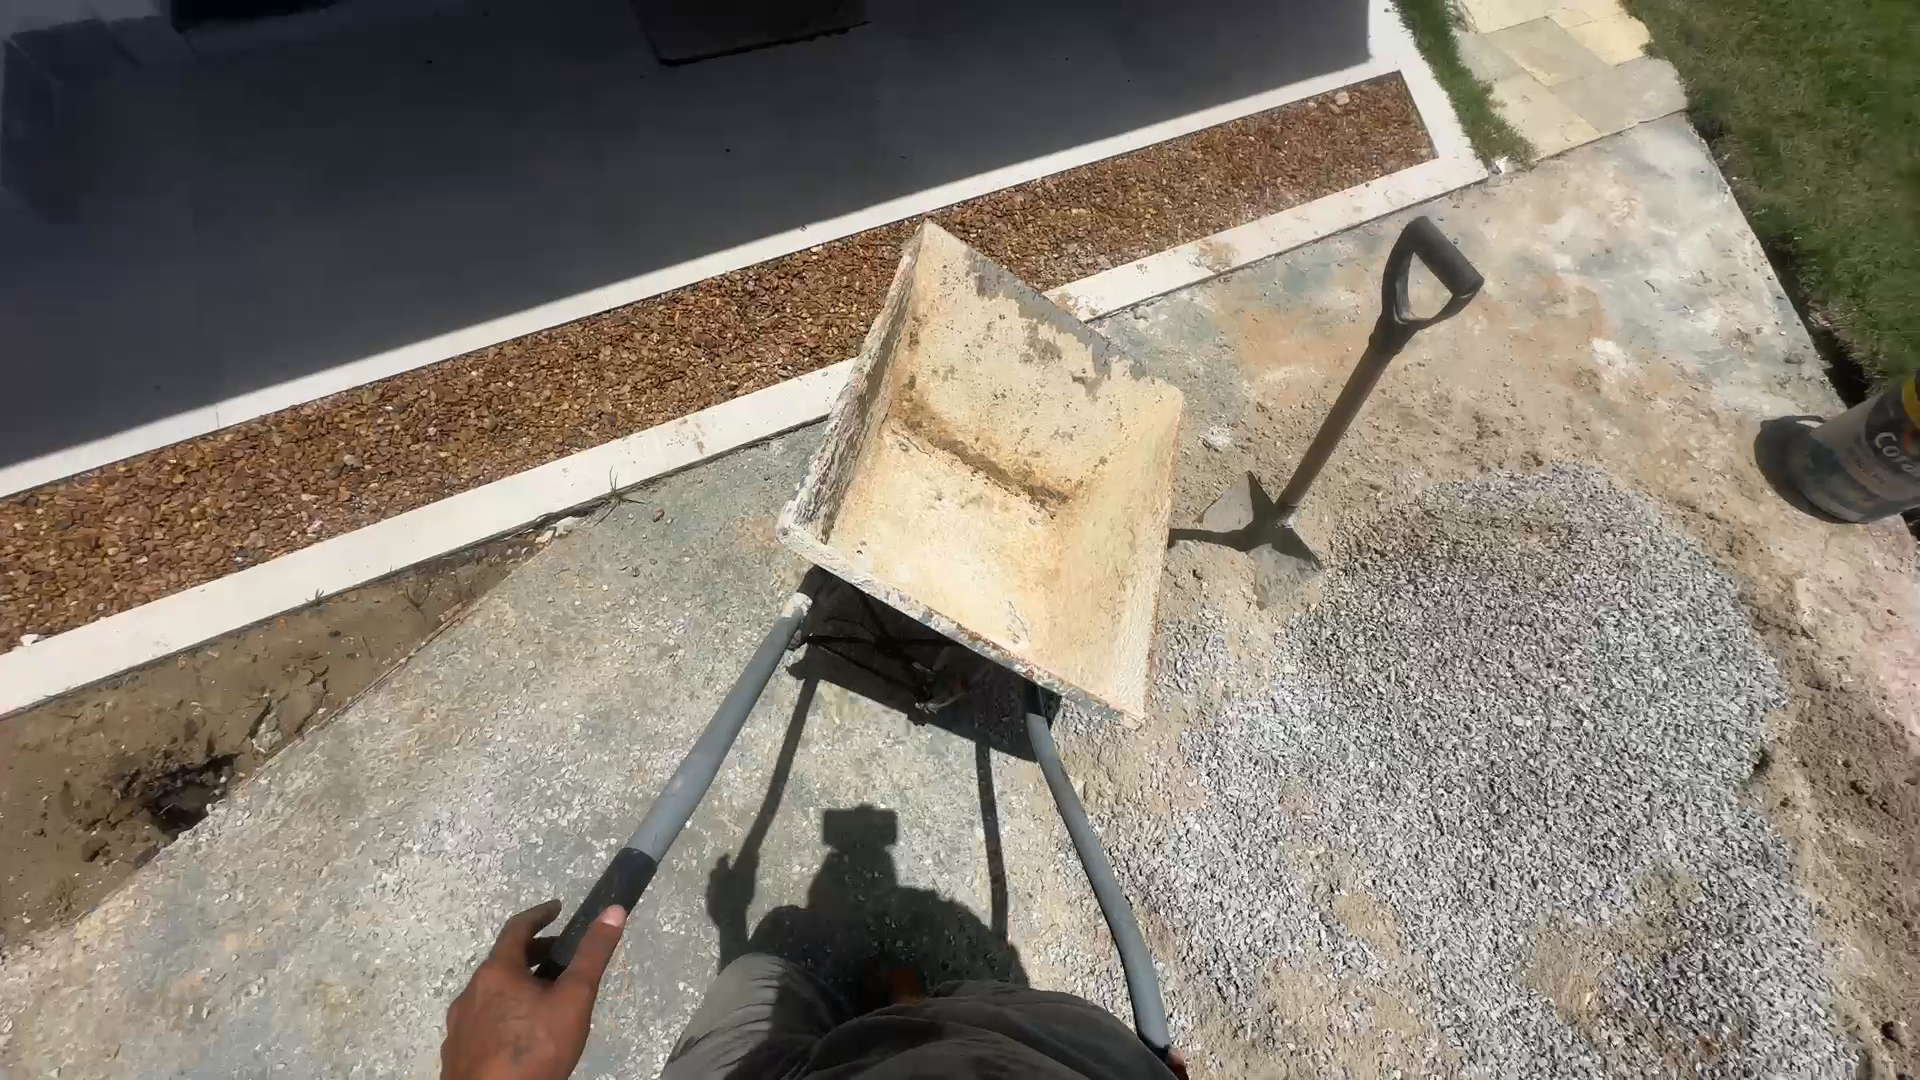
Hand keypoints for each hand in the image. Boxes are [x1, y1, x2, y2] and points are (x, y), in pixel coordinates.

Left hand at [442, 900, 627, 1079]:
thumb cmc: (534, 1049)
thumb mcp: (575, 997)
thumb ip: (593, 953)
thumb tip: (613, 910)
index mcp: (496, 973)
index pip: (516, 929)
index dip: (539, 915)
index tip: (558, 909)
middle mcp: (470, 994)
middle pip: (502, 961)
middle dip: (532, 951)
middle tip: (559, 954)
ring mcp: (458, 1028)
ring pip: (490, 992)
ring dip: (517, 982)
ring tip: (544, 994)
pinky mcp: (455, 1057)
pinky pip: (482, 1019)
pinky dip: (503, 1010)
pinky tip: (522, 1031)